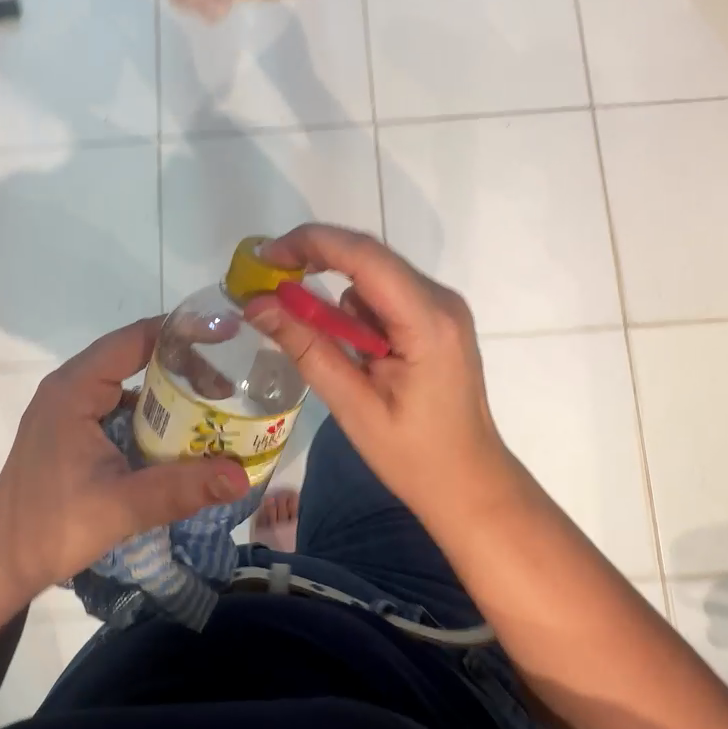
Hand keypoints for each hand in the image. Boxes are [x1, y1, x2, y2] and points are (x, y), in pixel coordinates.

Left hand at [0, 318, 250, 594]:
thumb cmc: (50, 528)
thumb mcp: (121, 507)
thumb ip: (181, 488)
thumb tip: (242, 476)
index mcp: (75, 389)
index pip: (136, 339)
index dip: (182, 332)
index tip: (228, 336)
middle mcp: (70, 388)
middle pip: (135, 356)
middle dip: (184, 364)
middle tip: (232, 381)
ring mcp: (69, 410)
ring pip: (129, 383)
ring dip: (170, 390)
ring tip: (218, 402)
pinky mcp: (72, 432)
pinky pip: (120, 407)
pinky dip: (154, 413)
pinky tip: (184, 432)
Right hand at [242, 224, 515, 515]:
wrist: (471, 485)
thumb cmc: (415, 457)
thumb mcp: (353, 406)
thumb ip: (307, 348)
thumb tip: (256, 305)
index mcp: (427, 320)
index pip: (364, 257)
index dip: (311, 243)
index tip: (264, 256)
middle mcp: (441, 300)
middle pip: (370, 258)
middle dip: (315, 260)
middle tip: (267, 282)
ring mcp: (443, 308)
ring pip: (376, 275)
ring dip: (335, 292)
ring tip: (304, 328)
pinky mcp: (438, 320)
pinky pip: (387, 295)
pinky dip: (355, 309)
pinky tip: (345, 347)